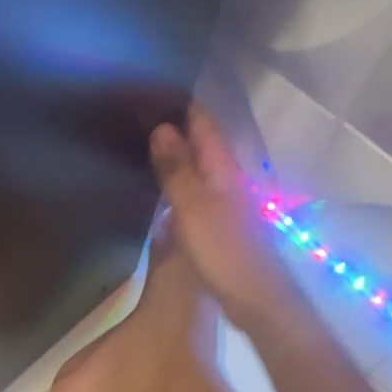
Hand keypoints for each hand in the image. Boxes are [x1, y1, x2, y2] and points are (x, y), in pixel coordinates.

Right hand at [149, 103, 308, 334]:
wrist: (257, 302)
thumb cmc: (226, 252)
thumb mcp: (194, 208)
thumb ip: (178, 169)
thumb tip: (162, 127)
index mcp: (224, 169)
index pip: (204, 124)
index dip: (181, 105)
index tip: (150, 89)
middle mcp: (228, 181)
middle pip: (201, 146)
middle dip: (174, 130)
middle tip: (134, 118)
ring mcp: (226, 206)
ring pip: (197, 172)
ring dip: (174, 160)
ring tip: (138, 150)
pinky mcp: (220, 230)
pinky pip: (194, 199)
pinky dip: (176, 190)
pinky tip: (157, 196)